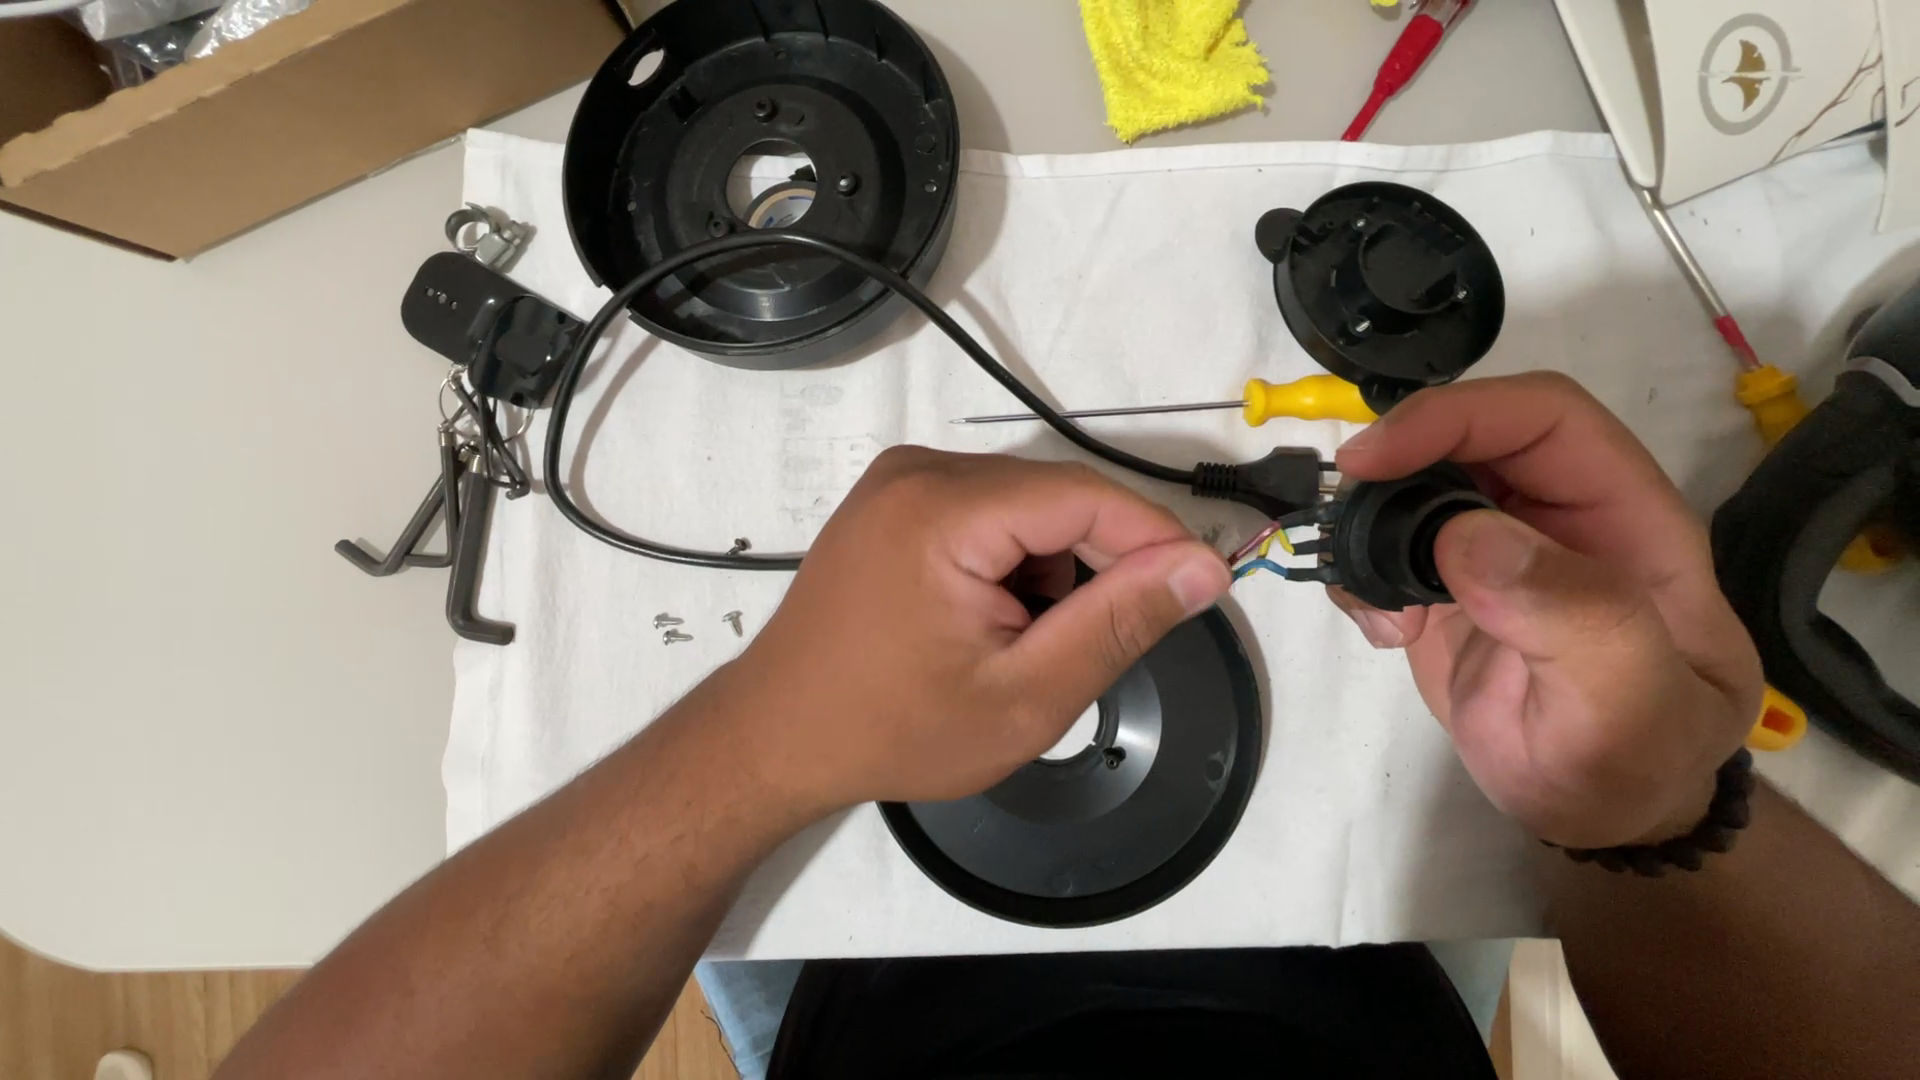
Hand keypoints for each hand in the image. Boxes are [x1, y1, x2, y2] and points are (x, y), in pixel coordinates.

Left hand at [722, 447, 1229, 812]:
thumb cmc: (895, 730)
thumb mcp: (1023, 696)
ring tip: (1023, 640)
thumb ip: (1117, 624)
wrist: (778, 735)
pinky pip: (984, 509)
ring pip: (1023, 504)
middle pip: (1053, 495)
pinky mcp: (891, 500)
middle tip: (1097, 641)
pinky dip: (1011, 559)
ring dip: (1051, 566)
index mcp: (943, 511)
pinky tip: (990, 616)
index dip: (1153, 538)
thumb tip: (1200, 567)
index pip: (1085, 495)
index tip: (1199, 587)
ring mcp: (897, 481)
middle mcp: (917, 472)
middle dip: (1096, 562)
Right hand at [1331, 373, 1762, 848]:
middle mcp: (1553, 519)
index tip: (1370, 462)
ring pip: (1408, 489)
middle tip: (1346, 529)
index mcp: (1622, 520)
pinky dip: (1357, 580)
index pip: (1543, 417)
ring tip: (1379, 608)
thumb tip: (1466, 537)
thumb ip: (1575, 618)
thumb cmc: (1628, 764)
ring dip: (1364, 533)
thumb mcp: (1626, 708)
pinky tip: (1384, 634)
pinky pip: (1378, 548)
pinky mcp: (1440, 586)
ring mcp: (1491, 552)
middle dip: (1391, 470)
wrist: (1587, 810)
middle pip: (1462, 441)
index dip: (1454, 417)